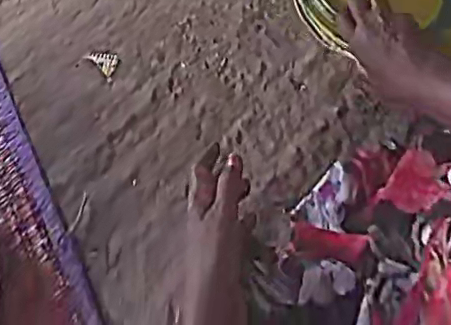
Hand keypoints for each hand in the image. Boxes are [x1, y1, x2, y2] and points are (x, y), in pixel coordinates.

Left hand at [179, 152, 249, 324]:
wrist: (214, 305)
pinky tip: (252, 218)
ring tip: (249, 186)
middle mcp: (203, 220)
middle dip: (224, 176)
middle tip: (239, 165)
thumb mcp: (222, 215)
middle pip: (211, 191)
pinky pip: (235, 230)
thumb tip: (232, 155)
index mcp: (198, 207)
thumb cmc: (214, 256)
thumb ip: (228, 187)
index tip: (219, 144)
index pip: (200, 174)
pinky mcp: (225, 255)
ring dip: (234, 196)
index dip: (209, 158)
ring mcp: (213, 239)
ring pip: (223, 209)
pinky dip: (243, 219)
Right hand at [338, 0, 450, 110]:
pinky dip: (398, 18)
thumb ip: (366, 68)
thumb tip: (364, 64)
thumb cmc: (398, 87)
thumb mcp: (374, 85)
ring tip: (382, 14)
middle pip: (354, 0)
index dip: (344, 17)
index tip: (350, 21)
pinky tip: (406, 30)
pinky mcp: (407, 16)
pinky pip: (397, 11)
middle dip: (357, 3)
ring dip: (375, 2)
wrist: (428, 77)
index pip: (341, 18)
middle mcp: (369, 24)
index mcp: (357, 42)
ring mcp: (388, 17)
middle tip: (363, 13)